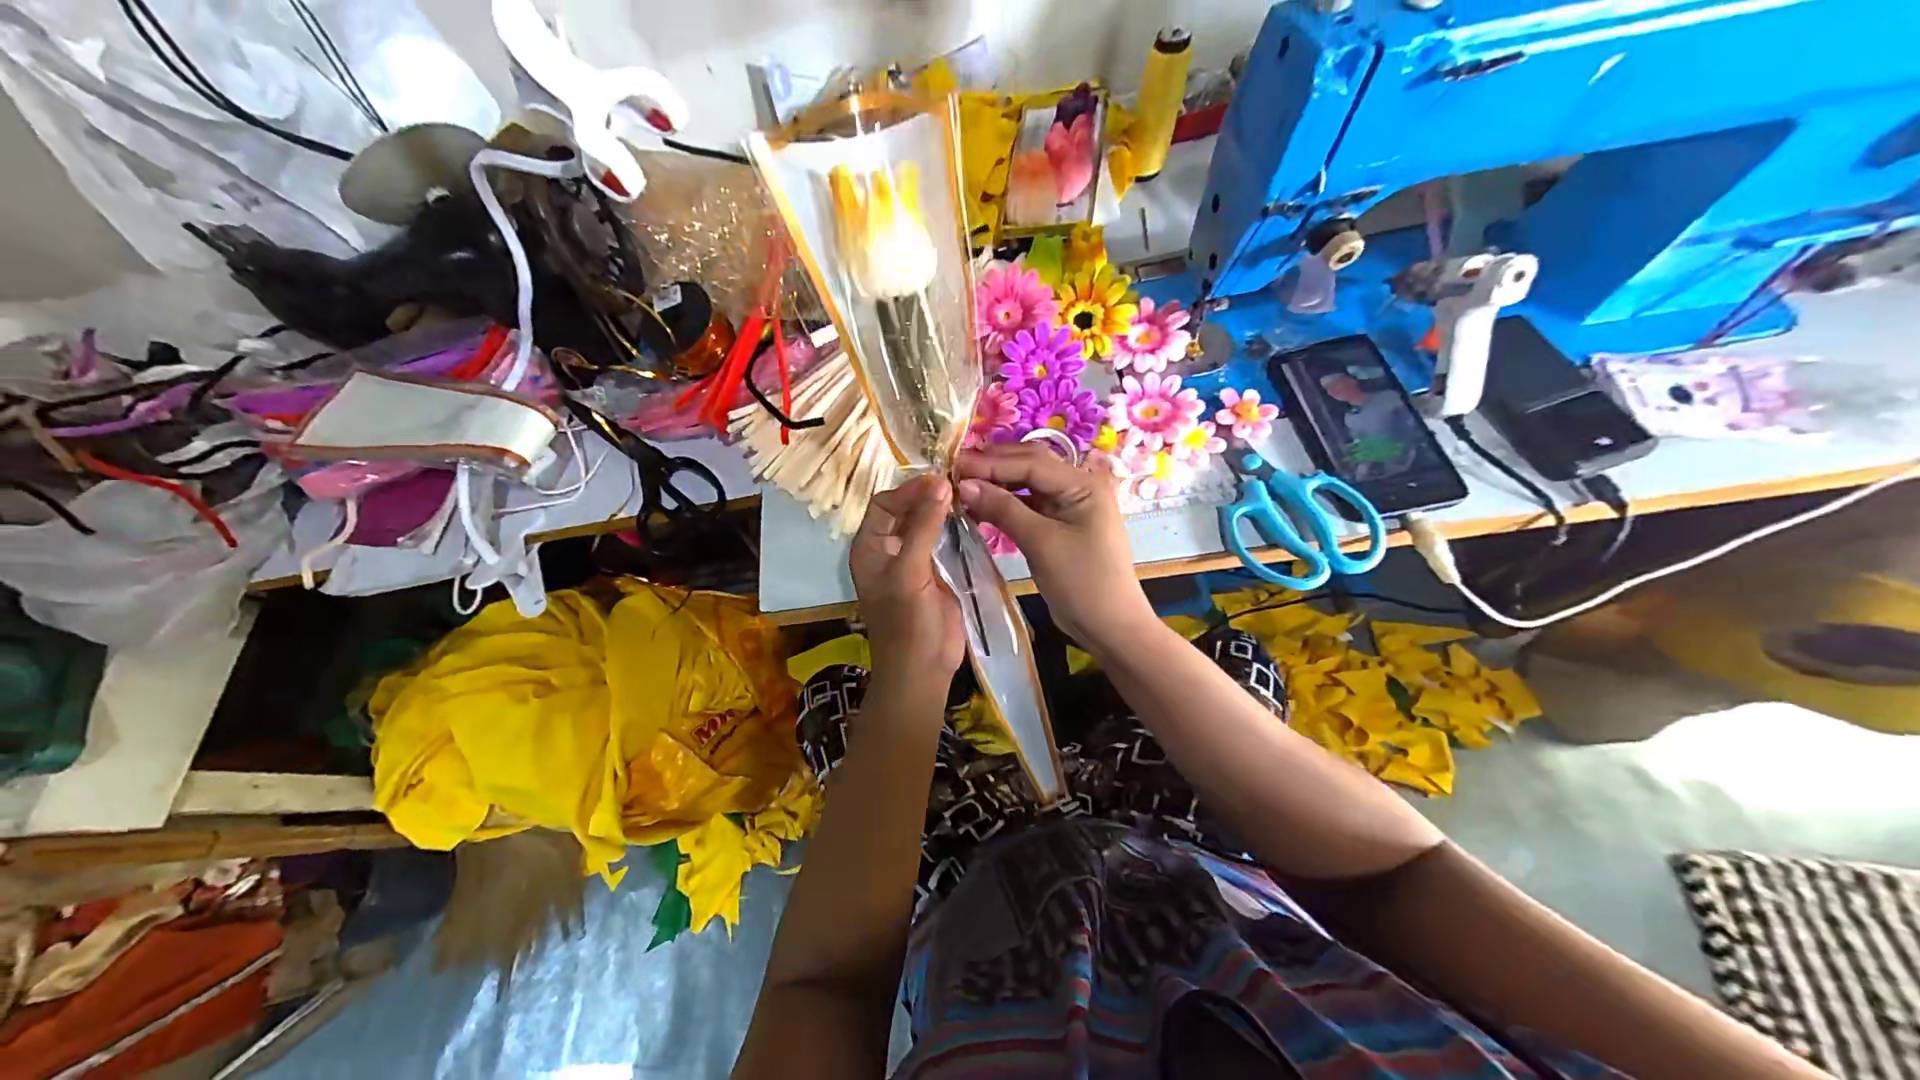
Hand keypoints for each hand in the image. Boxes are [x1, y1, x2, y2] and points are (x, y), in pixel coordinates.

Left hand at [850, 474, 964, 676]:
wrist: (923, 668)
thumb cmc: (907, 623)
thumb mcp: (910, 572)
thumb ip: (925, 527)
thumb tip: (940, 483)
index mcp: (870, 548)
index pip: (885, 504)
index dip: (909, 490)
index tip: (940, 480)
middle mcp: (889, 550)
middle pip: (906, 511)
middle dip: (928, 496)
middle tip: (960, 484)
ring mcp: (914, 562)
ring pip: (927, 524)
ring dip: (944, 510)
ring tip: (969, 496)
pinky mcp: (937, 573)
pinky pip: (944, 542)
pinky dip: (956, 529)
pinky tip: (973, 518)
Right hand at [954, 445, 1154, 647]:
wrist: (1110, 626)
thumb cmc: (1082, 582)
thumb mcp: (1041, 542)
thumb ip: (1003, 509)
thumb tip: (965, 484)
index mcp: (1083, 483)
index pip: (1030, 462)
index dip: (990, 462)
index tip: (953, 464)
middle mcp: (1078, 486)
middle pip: (1030, 465)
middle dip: (993, 466)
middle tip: (953, 470)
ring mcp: (1070, 506)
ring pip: (1027, 484)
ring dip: (997, 484)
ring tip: (962, 486)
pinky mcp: (1060, 526)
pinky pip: (1028, 505)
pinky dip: (1005, 504)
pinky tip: (980, 507)